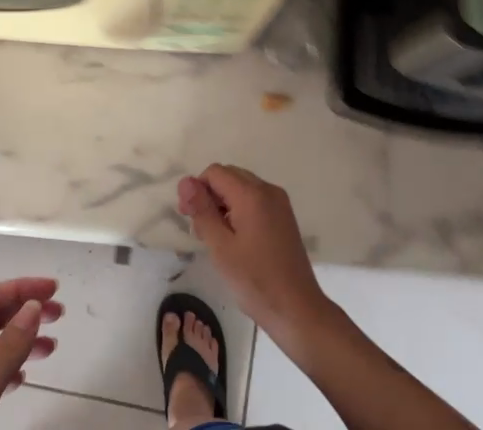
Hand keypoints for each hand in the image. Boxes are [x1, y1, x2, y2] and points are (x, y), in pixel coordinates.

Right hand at [178, 164, 333, 338]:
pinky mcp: (284, 216)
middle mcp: (268, 190)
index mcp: (252, 194)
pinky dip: (239, 211)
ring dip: (223, 205)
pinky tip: (235, 239)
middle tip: (200, 230)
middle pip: (229, 177)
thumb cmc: (255, 280)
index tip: (188, 218)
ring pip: (242, 188)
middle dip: (209, 196)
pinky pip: (255, 201)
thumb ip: (202, 210)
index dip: (197, 190)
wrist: (296, 308)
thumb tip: (185, 181)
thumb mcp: (220, 247)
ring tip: (215, 239)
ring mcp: (279, 203)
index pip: (215, 172)